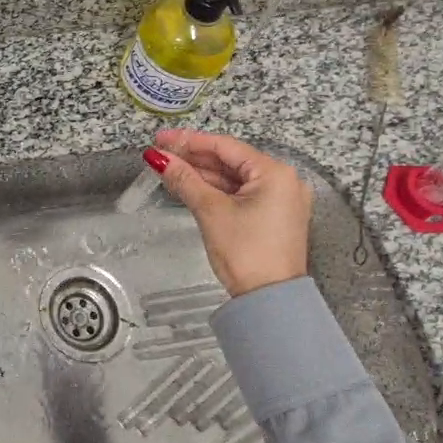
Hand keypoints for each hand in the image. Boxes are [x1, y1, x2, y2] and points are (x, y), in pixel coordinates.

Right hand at [143, 130, 311, 296]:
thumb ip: (184, 179)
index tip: (161, 139)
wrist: (270, 302)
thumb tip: (158, 158)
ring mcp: (281, 200)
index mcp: (275, 173)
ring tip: (170, 170)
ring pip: (234, 177)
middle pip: (230, 160)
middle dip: (194, 158)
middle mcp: (284, 182)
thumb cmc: (246, 253)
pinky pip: (241, 193)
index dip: (189, 140)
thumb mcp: (210, 210)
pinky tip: (191, 186)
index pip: (225, 146)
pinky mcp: (274, 217)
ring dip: (202, 174)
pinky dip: (216, 190)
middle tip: (161, 155)